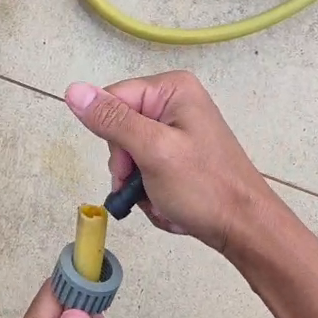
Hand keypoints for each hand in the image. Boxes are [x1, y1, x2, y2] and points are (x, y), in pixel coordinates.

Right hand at [64, 71, 278, 253]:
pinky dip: (151, 191)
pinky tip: (169, 204)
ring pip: (130, 154)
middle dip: (128, 166)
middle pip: (119, 128)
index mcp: (171, 89)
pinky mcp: (179, 153)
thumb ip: (112, 121)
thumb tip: (72, 90)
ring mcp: (178, 129)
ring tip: (162, 200)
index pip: (112, 101)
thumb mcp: (153, 151)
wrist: (245, 228)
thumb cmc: (204, 187)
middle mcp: (174, 101)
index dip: (113, 138)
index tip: (131, 167)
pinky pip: (146, 168)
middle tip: (147, 187)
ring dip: (139, 184)